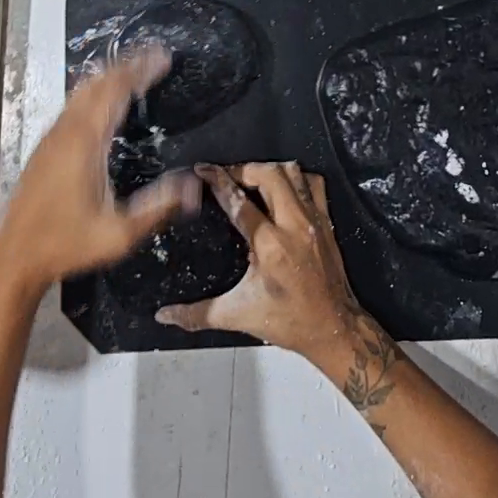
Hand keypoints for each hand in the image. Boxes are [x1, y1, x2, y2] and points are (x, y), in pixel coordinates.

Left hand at [0, 48, 200, 288]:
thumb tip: (194, 187)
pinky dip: (93, 92)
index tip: (162, 56)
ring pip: (80, 92)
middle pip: (95, 83)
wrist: (14, 257)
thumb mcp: (119, 233)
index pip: (114, 91)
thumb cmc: (66, 243)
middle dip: (125, 65)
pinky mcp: (44, 148)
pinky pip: (71, 105)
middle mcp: (65, 132)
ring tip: (133, 70)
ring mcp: (51, 138)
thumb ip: (157, 208)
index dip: (139, 69)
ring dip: (107, 76)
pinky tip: (102, 102)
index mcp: (84, 142)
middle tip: (153, 56)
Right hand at [155, 162, 363, 361]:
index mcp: (270, 246)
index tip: (203, 169)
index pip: (239, 202)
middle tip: (227, 175)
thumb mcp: (238, 316)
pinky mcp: (326, 221)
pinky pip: (314, 184)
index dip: (218, 181)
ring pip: (293, 173)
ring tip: (252, 178)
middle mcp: (293, 225)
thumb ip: (197, 314)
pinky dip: (297, 178)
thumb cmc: (288, 321)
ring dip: (269, 169)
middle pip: (269, 175)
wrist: (334, 328)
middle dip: (244, 169)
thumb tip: (163, 316)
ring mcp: (313, 220)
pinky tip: (282, 187)